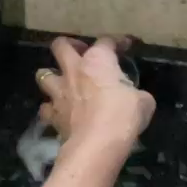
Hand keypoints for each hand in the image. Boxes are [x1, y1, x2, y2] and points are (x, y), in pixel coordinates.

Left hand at [34, 36, 154, 152]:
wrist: (97, 144)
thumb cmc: (124, 116)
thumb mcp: (143, 102)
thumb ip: (137, 94)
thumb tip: (137, 98)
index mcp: (97, 61)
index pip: (106, 41)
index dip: (117, 41)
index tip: (125, 45)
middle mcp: (74, 71)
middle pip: (60, 46)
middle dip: (69, 45)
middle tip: (80, 54)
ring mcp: (59, 93)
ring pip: (43, 75)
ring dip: (52, 76)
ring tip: (63, 83)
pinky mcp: (52, 116)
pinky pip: (46, 108)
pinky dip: (52, 109)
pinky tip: (60, 112)